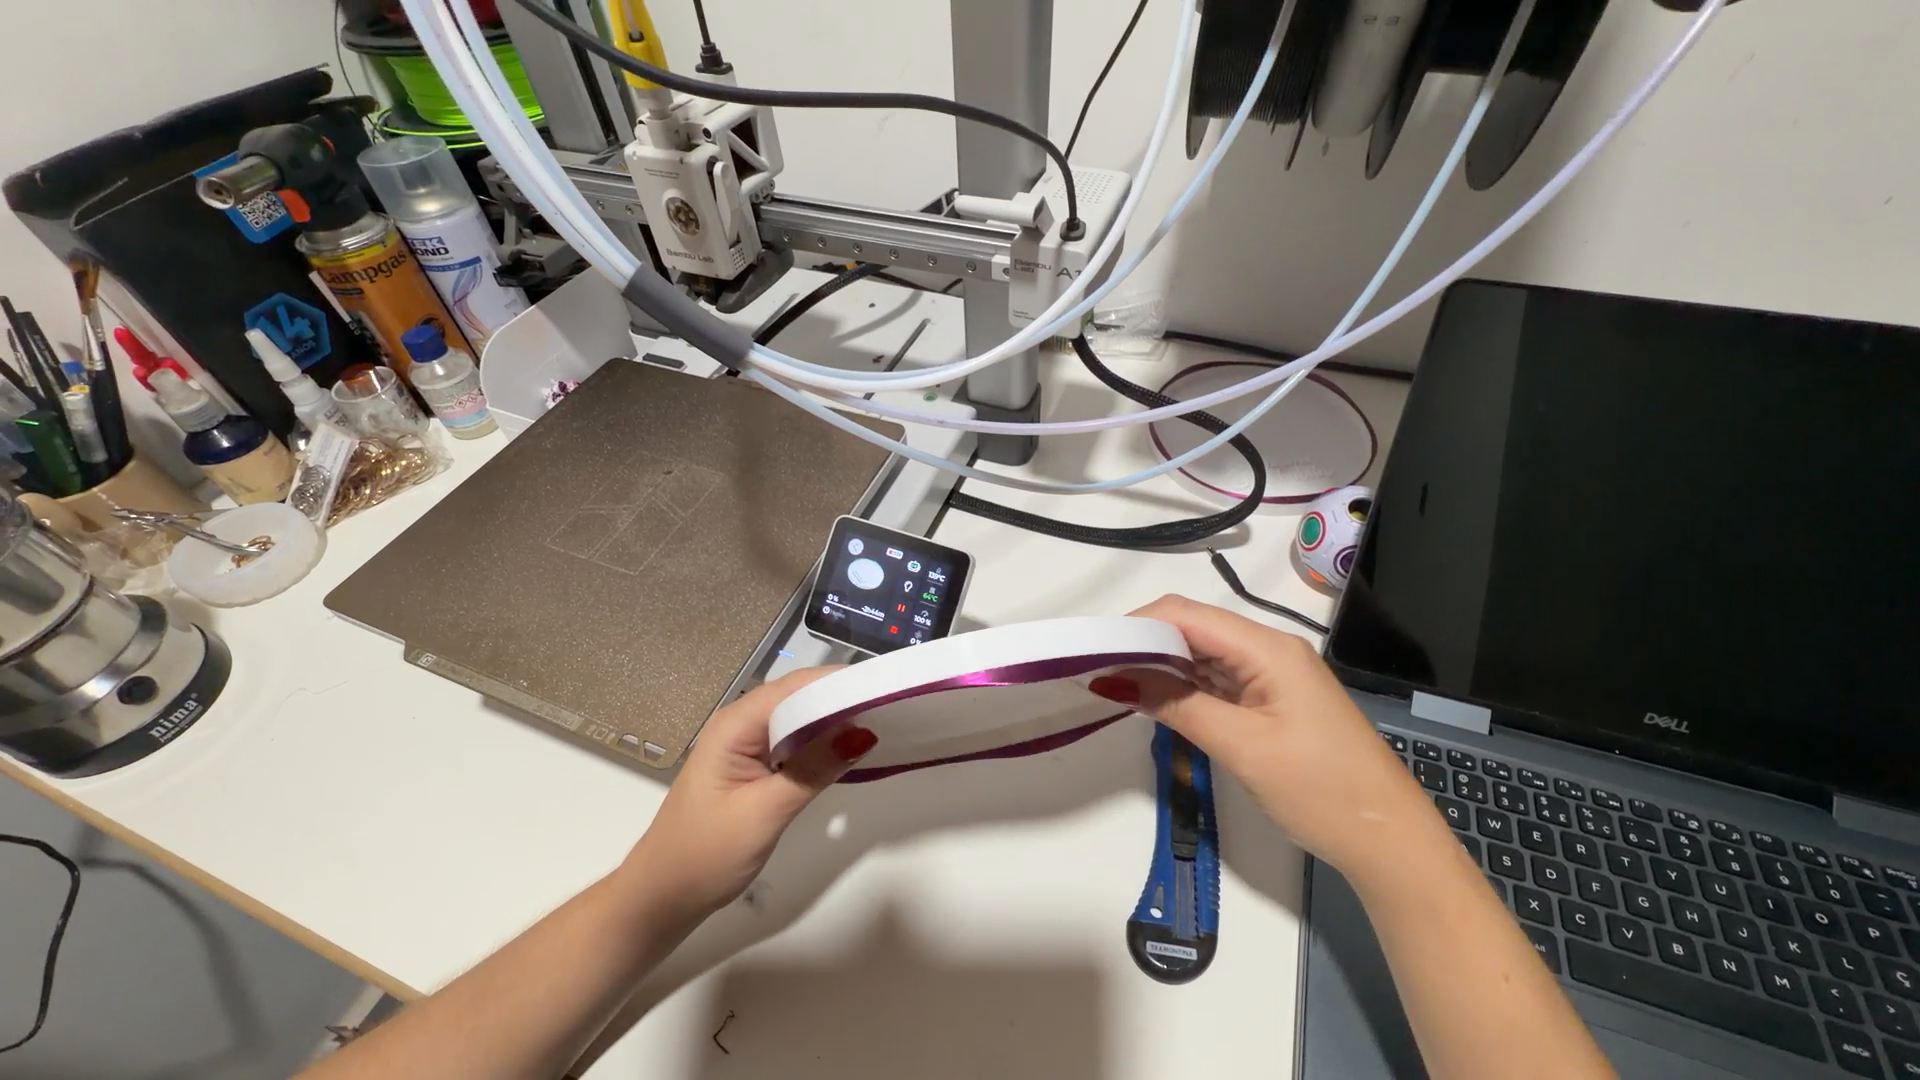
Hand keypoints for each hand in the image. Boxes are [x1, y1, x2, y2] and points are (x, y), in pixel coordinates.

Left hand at [619, 669, 876, 920]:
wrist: (662, 897)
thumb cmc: (705, 854)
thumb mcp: (764, 812)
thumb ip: (812, 770)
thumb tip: (862, 734)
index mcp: (736, 724)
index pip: (796, 686)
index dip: (840, 682)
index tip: (886, 687)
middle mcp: (741, 724)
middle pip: (799, 695)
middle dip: (843, 697)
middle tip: (894, 705)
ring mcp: (747, 745)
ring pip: (798, 718)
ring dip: (835, 719)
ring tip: (883, 721)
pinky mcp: (754, 766)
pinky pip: (794, 740)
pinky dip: (821, 741)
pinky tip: (848, 750)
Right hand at [1091, 596, 1442, 882]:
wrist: (1388, 840)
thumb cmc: (1320, 790)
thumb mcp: (1241, 747)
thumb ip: (1176, 706)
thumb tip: (1114, 679)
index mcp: (1268, 648)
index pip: (1187, 615)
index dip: (1137, 624)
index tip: (1093, 650)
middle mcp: (1269, 650)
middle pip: (1193, 629)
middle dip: (1143, 643)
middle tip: (1096, 670)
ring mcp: (1271, 676)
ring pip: (1202, 656)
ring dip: (1160, 666)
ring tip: (1114, 683)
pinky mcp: (1271, 701)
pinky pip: (1217, 681)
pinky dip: (1183, 688)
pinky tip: (1155, 700)